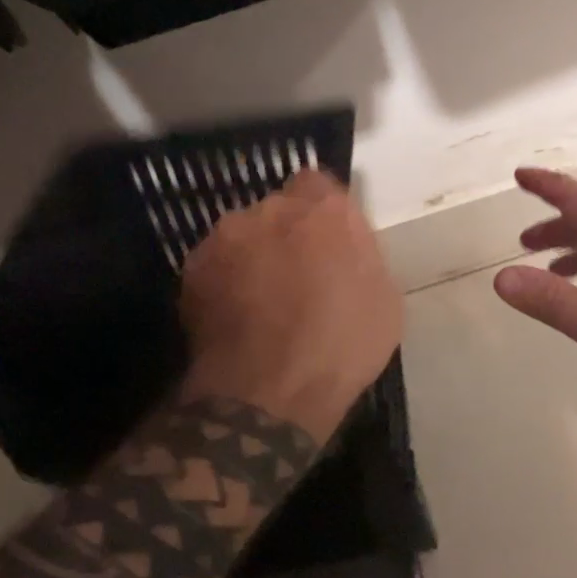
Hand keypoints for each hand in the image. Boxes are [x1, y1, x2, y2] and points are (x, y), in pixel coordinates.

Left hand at [178, 169, 400, 443]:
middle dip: (287, 235)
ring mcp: (225, 238)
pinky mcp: (192, 269)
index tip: (329, 241)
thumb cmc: (342, 348)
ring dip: (253, 257)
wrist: (269, 393)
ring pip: (243, 236)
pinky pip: (216, 265)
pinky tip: (239, 318)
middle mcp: (270, 210)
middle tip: (298, 277)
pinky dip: (226, 282)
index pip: (319, 183)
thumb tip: (347, 246)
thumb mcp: (384, 301)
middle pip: (278, 210)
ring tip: (264, 303)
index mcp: (326, 212)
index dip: (323, 213)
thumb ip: (362, 256)